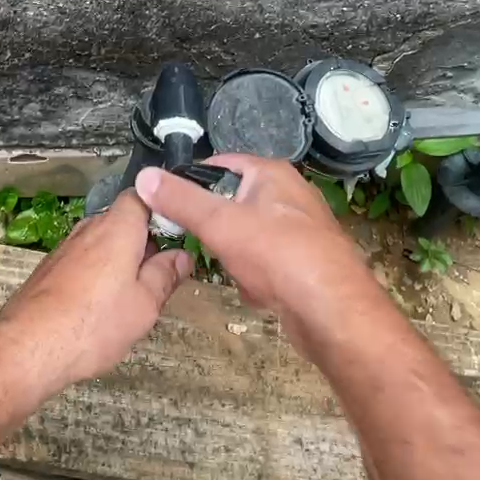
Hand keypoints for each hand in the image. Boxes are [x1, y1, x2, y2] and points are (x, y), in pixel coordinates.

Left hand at [0, 189, 190, 397]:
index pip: (141, 195)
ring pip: (103, 242)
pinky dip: (97, 274)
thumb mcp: (144, 305)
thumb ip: (165, 275)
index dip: (161, 209)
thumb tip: (181, 257)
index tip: (176, 234)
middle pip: (122, 220)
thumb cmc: (93, 324)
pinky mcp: (51, 267)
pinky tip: (100, 307)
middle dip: (143, 242)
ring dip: (120, 260)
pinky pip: (84, 259)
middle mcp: (89, 228)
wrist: (28, 346)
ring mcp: (67, 247)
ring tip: (131, 297)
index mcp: (117, 227)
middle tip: (159, 275)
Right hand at [136, 155, 381, 347]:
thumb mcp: (219, 223)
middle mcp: (289, 194)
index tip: (170, 206)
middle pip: (231, 203)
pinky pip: (265, 263)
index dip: (191, 184)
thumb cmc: (279, 256)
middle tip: (207, 244)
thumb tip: (144, 176)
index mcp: (271, 173)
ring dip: (235, 257)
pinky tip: (259, 292)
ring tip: (239, 272)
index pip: (218, 165)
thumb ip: (180, 200)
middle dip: (216, 230)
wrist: (335, 314)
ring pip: (246, 236)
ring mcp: (300, 230)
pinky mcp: (306, 263)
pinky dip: (257, 277)